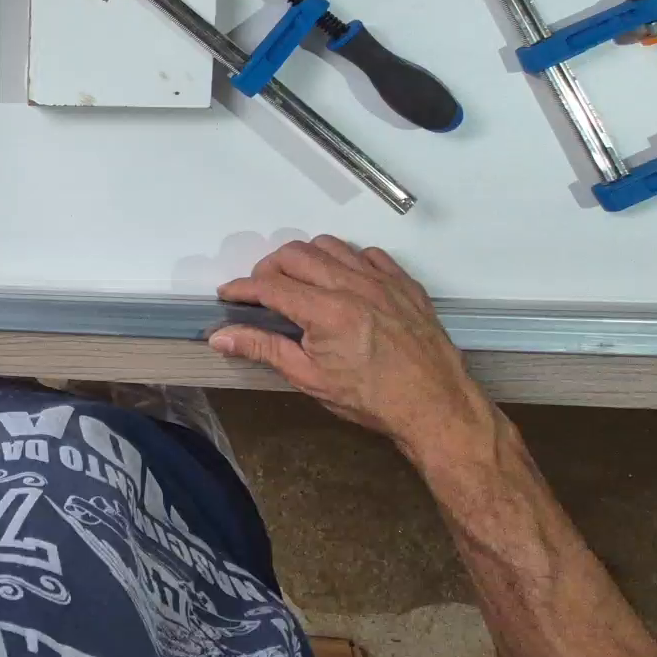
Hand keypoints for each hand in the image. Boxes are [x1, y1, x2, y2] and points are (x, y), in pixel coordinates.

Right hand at [211, 236, 496, 461]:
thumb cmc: (371, 399)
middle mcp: (353, 286)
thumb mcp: (309, 377)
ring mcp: (383, 282)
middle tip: (262, 292)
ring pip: (329, 246)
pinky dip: (347, 261)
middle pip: (294, 254)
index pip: (269, 285)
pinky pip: (368, 254)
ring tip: (299, 283)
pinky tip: (342, 284)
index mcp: (327, 312)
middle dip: (268, 269)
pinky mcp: (405, 285)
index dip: (241, 288)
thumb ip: (262, 348)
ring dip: (305, 259)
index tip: (227, 295)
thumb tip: (218, 337)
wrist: (439, 411)